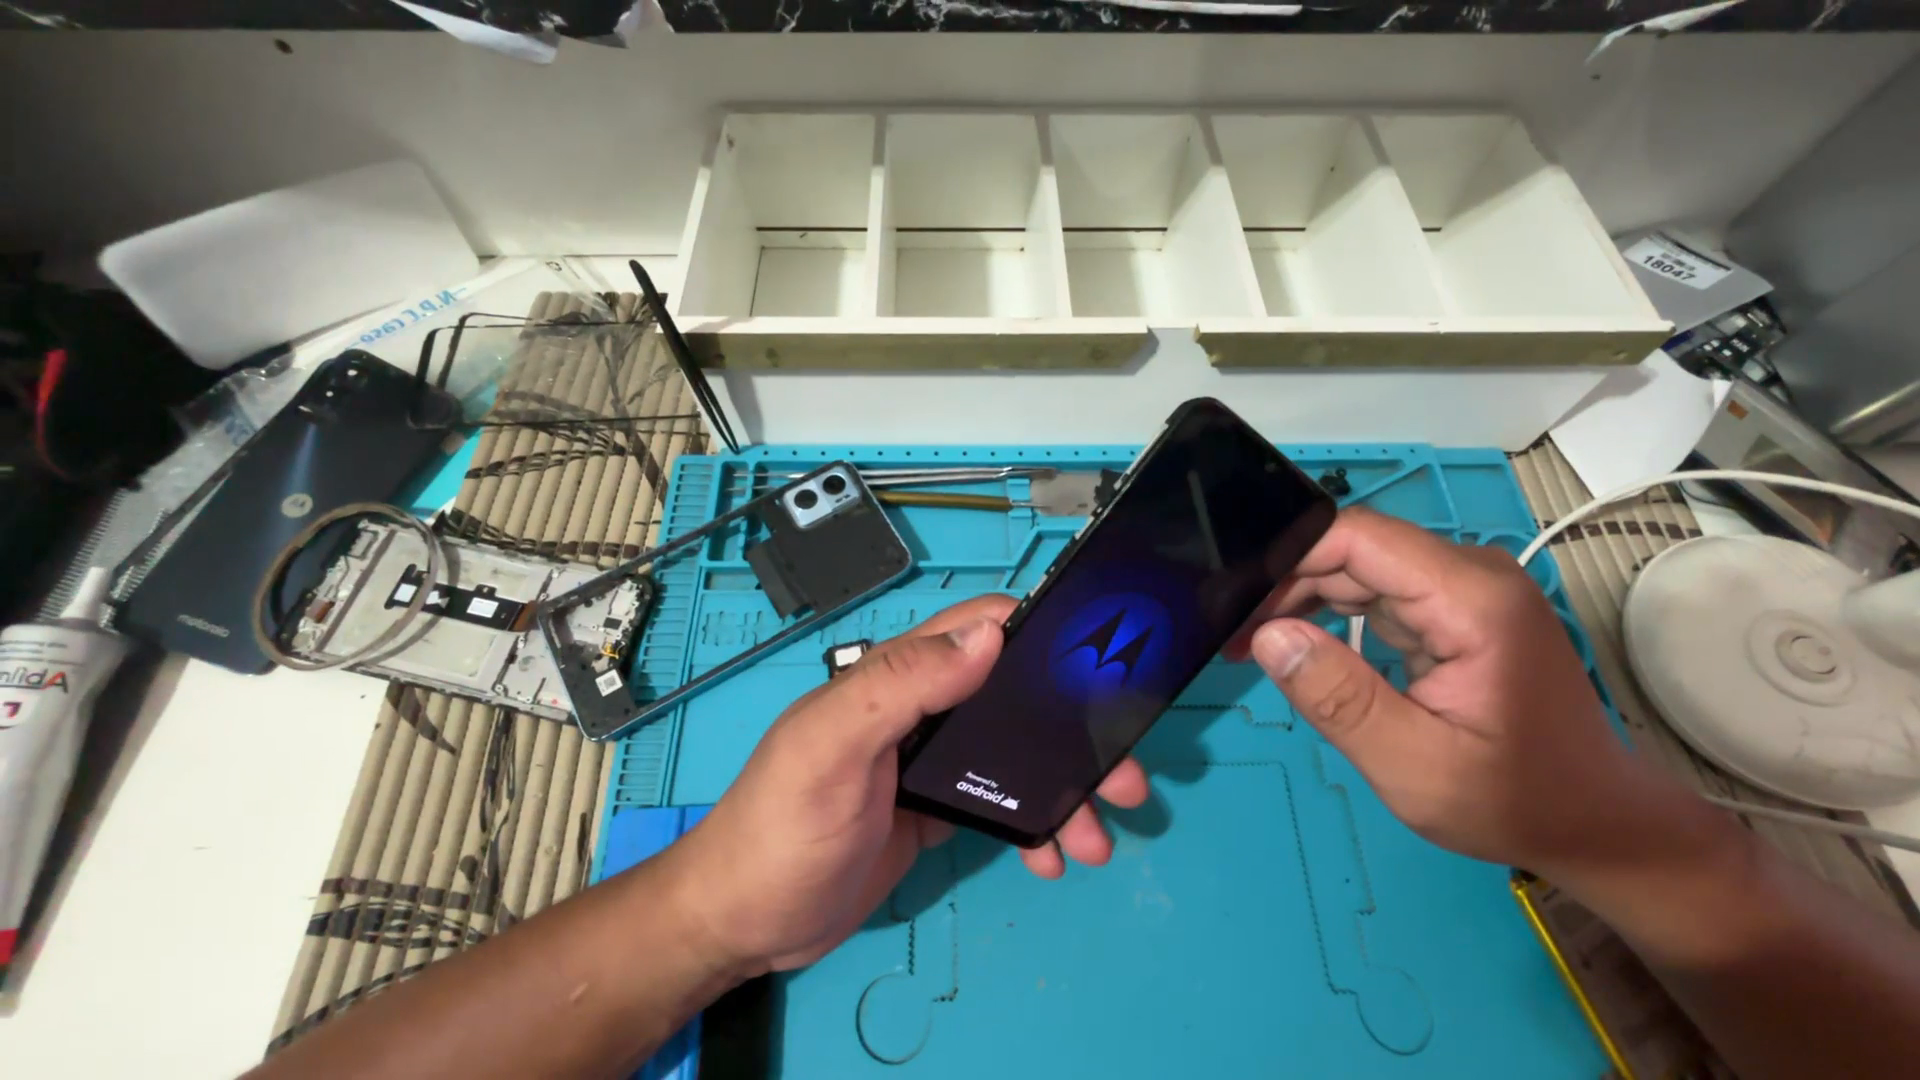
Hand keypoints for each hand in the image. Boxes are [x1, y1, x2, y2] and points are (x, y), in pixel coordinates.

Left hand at [663, 594, 1149, 974]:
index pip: (976, 629)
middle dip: (1071, 727)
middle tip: (1122, 773)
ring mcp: (927, 762)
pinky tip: (1050, 856)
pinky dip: (1031, 825)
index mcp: (894, 678)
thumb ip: (902, 684)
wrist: (745, 922)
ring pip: (1012, 753)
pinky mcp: (932, 810)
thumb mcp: (832, 748)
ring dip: (1062, 786)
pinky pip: (996, 803)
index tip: (1100, 665)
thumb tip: (989, 635)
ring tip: (1098, 833)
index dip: (1038, 634)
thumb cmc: (782, 828)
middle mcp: (918, 710)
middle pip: (1011, 696)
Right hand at [1227, 507, 1661, 876]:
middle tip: (1231, 634)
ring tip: (1250, 641)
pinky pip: (1375, 593)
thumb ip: (1338, 698)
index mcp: (1471, 601)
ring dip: (1302, 601)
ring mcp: (1464, 591)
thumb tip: (1267, 635)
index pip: (1359, 538)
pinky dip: (1329, 615)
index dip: (1290, 557)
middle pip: (1354, 551)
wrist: (1595, 823)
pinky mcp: (1453, 611)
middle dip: (1286, 585)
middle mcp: (1471, 577)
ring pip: (1358, 569)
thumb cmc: (1514, 800)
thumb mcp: (1414, 766)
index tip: (1235, 599)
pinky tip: (1297, 644)